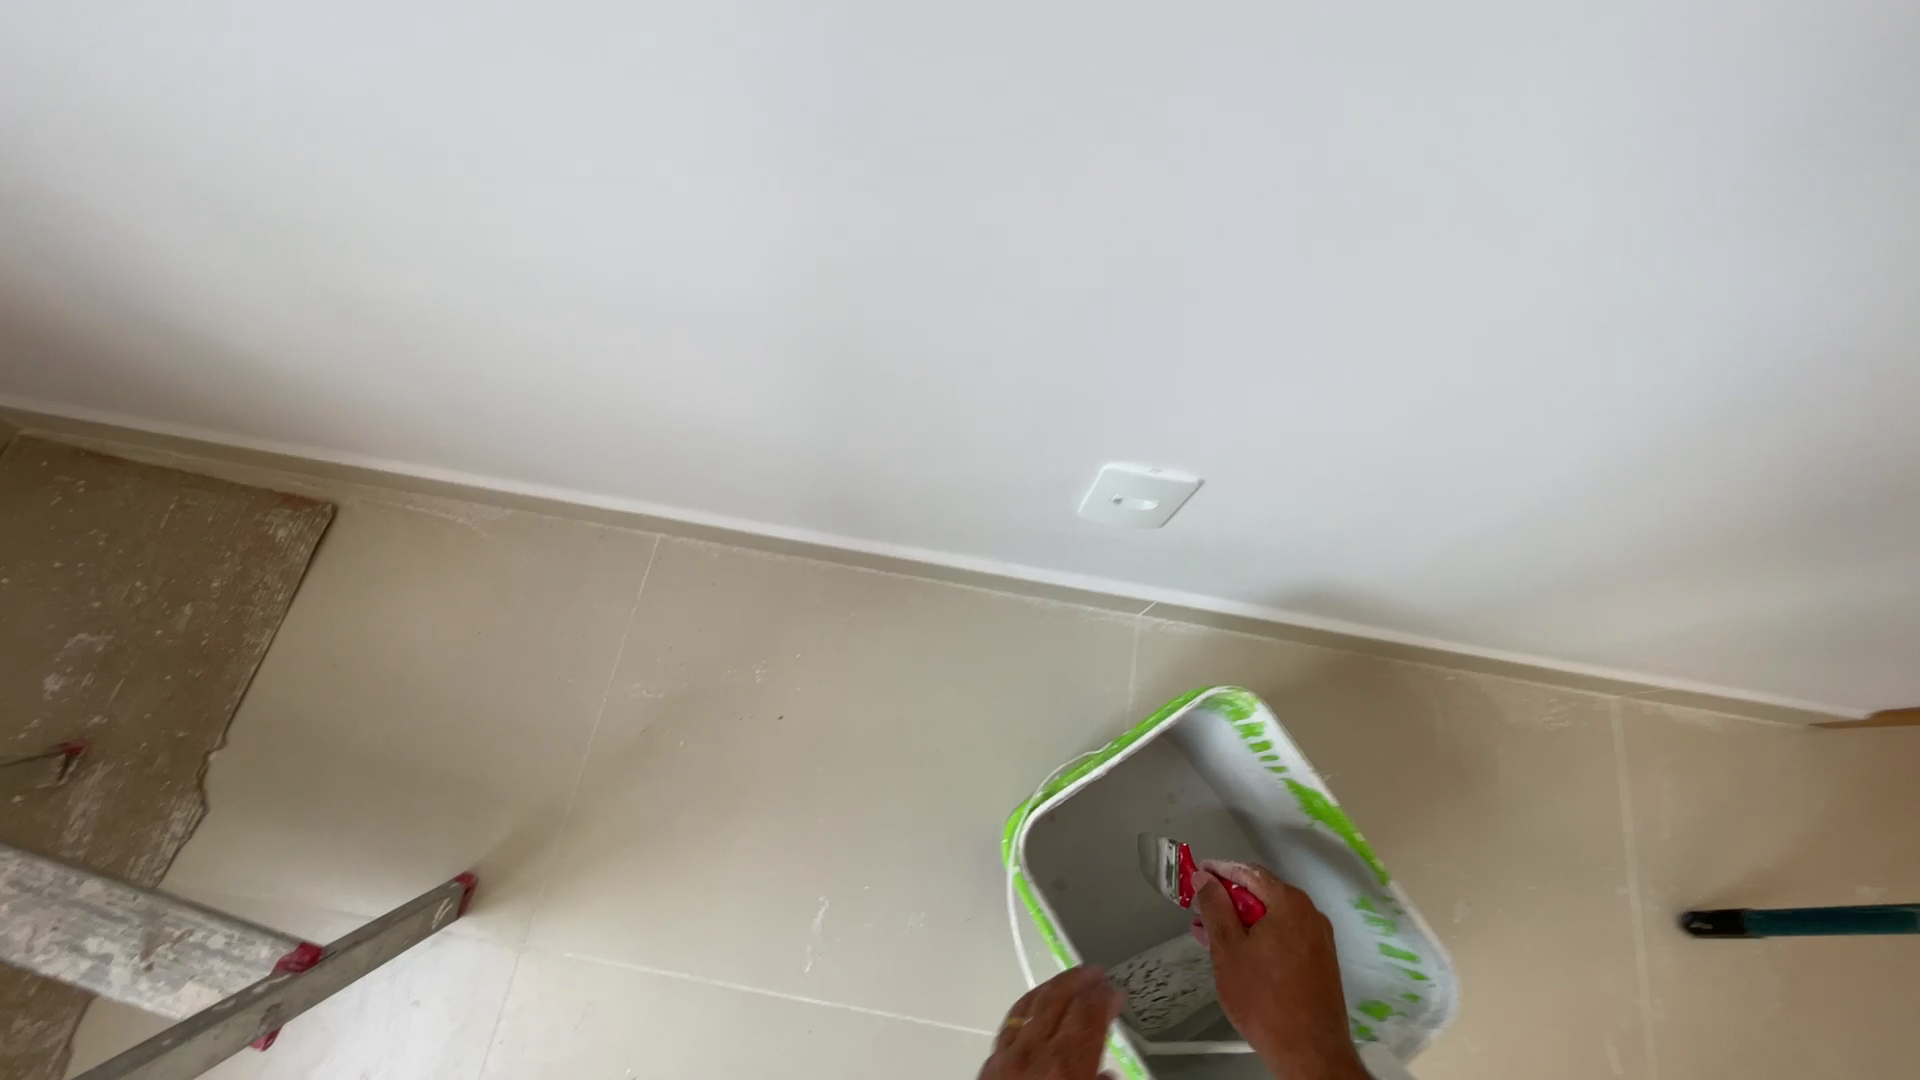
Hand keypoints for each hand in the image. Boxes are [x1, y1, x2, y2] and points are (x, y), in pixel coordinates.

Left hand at [978, 965, 1121, 1079]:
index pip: (1088, 1014)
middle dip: (1079, 980)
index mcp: (1065, 1065)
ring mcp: (1006, 1055)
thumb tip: (1107, 1074)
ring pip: (1030, 1003)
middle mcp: (1033, 1052)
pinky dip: (1028, 1005)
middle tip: (1096, 972)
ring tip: (1069, 979)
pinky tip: (1035, 1002)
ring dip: (1053, 986)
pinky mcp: (989, 1063)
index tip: (1113, 989)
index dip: (1104, 996)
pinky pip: (1011, 1022)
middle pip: (1058, 999)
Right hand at [1192, 860, 1367, 1079]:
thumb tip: (1205, 879)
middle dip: (1228, 901)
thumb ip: (1214, 907)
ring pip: (1271, 919)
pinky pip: (1284, 938)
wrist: (1311, 1056)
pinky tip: (1237, 954)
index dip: (1219, 872)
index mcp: (1289, 903)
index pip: (1249, 872)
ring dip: (1240, 923)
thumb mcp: (1227, 948)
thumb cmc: (1264, 999)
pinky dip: (1259, 938)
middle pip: (1262, 894)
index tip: (1196, 876)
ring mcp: (1318, 940)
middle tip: (1199, 911)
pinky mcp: (1320, 963)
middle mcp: (1309, 915)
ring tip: (1210, 936)